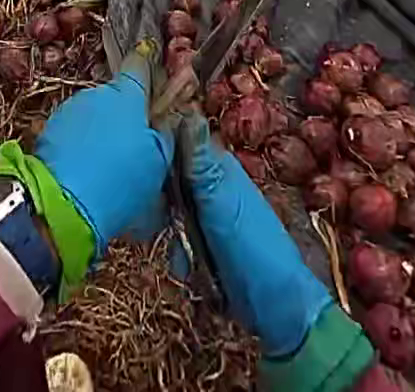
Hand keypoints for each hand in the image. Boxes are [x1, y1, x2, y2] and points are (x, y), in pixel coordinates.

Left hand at [34, 50, 174, 254]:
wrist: (61, 207)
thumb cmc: (120, 181)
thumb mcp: (158, 161)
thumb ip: (165, 132)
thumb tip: (168, 117)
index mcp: (128, 95)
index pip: (139, 64)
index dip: (147, 66)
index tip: (152, 70)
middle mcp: (98, 93)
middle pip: (118, 95)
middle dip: (126, 114)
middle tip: (135, 145)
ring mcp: (71, 109)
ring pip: (95, 113)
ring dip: (103, 131)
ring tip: (108, 166)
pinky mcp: (50, 129)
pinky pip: (74, 131)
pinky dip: (82, 145)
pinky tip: (87, 172)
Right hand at [176, 113, 332, 357]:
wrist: (275, 303)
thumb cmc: (250, 245)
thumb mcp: (219, 201)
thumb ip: (200, 162)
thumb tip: (187, 112)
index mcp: (218, 164)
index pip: (179, 140)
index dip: (158, 147)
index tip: (139, 161)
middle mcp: (212, 182)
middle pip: (169, 177)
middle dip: (159, 199)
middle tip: (159, 218)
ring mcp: (209, 212)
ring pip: (170, 210)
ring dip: (171, 231)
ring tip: (181, 249)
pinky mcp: (206, 240)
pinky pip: (179, 237)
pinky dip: (179, 252)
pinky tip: (187, 265)